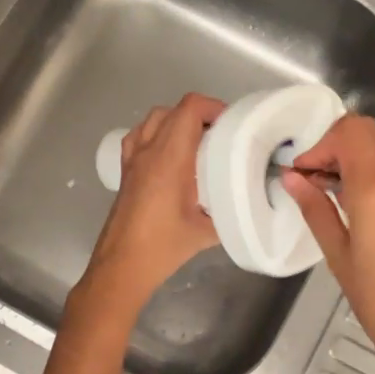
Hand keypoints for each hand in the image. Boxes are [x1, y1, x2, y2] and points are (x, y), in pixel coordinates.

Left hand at [79, 94, 224, 308]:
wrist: (122, 266)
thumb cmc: (164, 247)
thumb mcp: (208, 230)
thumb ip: (231, 208)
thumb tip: (251, 197)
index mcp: (169, 158)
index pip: (189, 109)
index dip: (213, 107)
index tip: (231, 125)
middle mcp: (148, 151)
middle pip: (173, 110)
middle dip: (200, 115)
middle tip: (221, 136)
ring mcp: (132, 159)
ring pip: (154, 119)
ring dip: (177, 122)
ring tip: (198, 144)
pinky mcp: (125, 171)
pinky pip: (139, 136)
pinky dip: (157, 134)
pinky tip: (170, 155)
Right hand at [283, 115, 374, 373]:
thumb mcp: (337, 254)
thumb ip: (314, 208)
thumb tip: (292, 178)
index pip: (346, 133)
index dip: (318, 147)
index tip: (301, 175)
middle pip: (367, 128)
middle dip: (336, 143)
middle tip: (316, 178)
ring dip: (359, 149)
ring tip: (338, 185)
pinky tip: (362, 195)